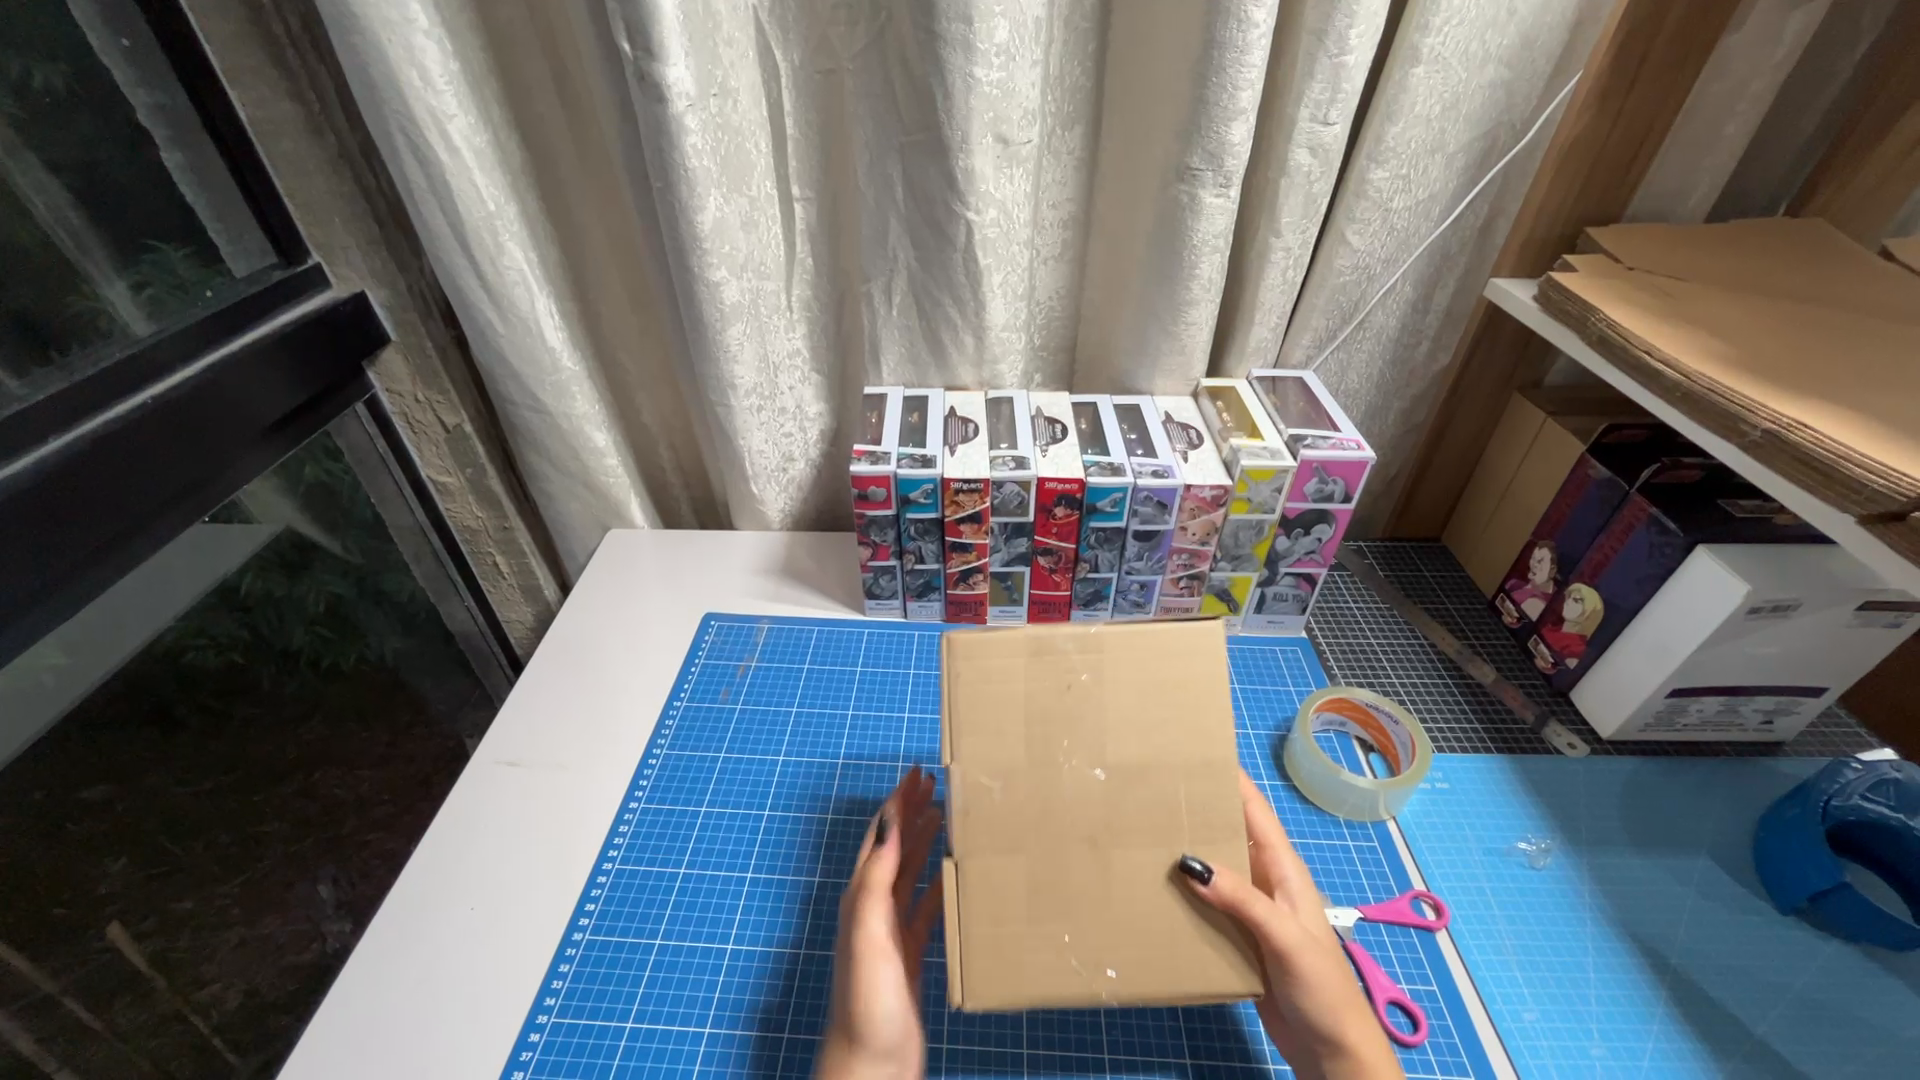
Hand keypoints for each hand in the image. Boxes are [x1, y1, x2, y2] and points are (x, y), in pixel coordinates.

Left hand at [817, 767, 943, 1079]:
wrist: (872, 1066)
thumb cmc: (868, 1001)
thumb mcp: (868, 932)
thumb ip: (876, 878)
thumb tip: (890, 821)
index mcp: (861, 897)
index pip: (881, 836)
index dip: (897, 802)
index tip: (918, 772)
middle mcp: (874, 908)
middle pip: (896, 848)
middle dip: (912, 813)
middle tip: (937, 784)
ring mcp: (892, 932)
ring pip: (911, 874)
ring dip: (925, 842)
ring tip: (947, 816)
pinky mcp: (910, 954)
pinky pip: (926, 908)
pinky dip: (939, 884)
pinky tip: (955, 875)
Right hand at [1177, 770, 1402, 1079]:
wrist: (1332, 1050)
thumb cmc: (1321, 988)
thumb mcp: (1286, 939)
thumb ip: (1243, 899)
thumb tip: (1189, 861)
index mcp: (1284, 871)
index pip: (1256, 813)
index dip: (1232, 780)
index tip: (1197, 752)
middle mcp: (1266, 883)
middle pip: (1230, 835)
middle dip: (1200, 809)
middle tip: (1155, 789)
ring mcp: (1252, 912)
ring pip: (1216, 868)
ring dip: (1188, 850)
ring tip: (1145, 830)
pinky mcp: (1239, 938)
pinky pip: (1208, 904)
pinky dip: (1185, 892)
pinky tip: (1158, 888)